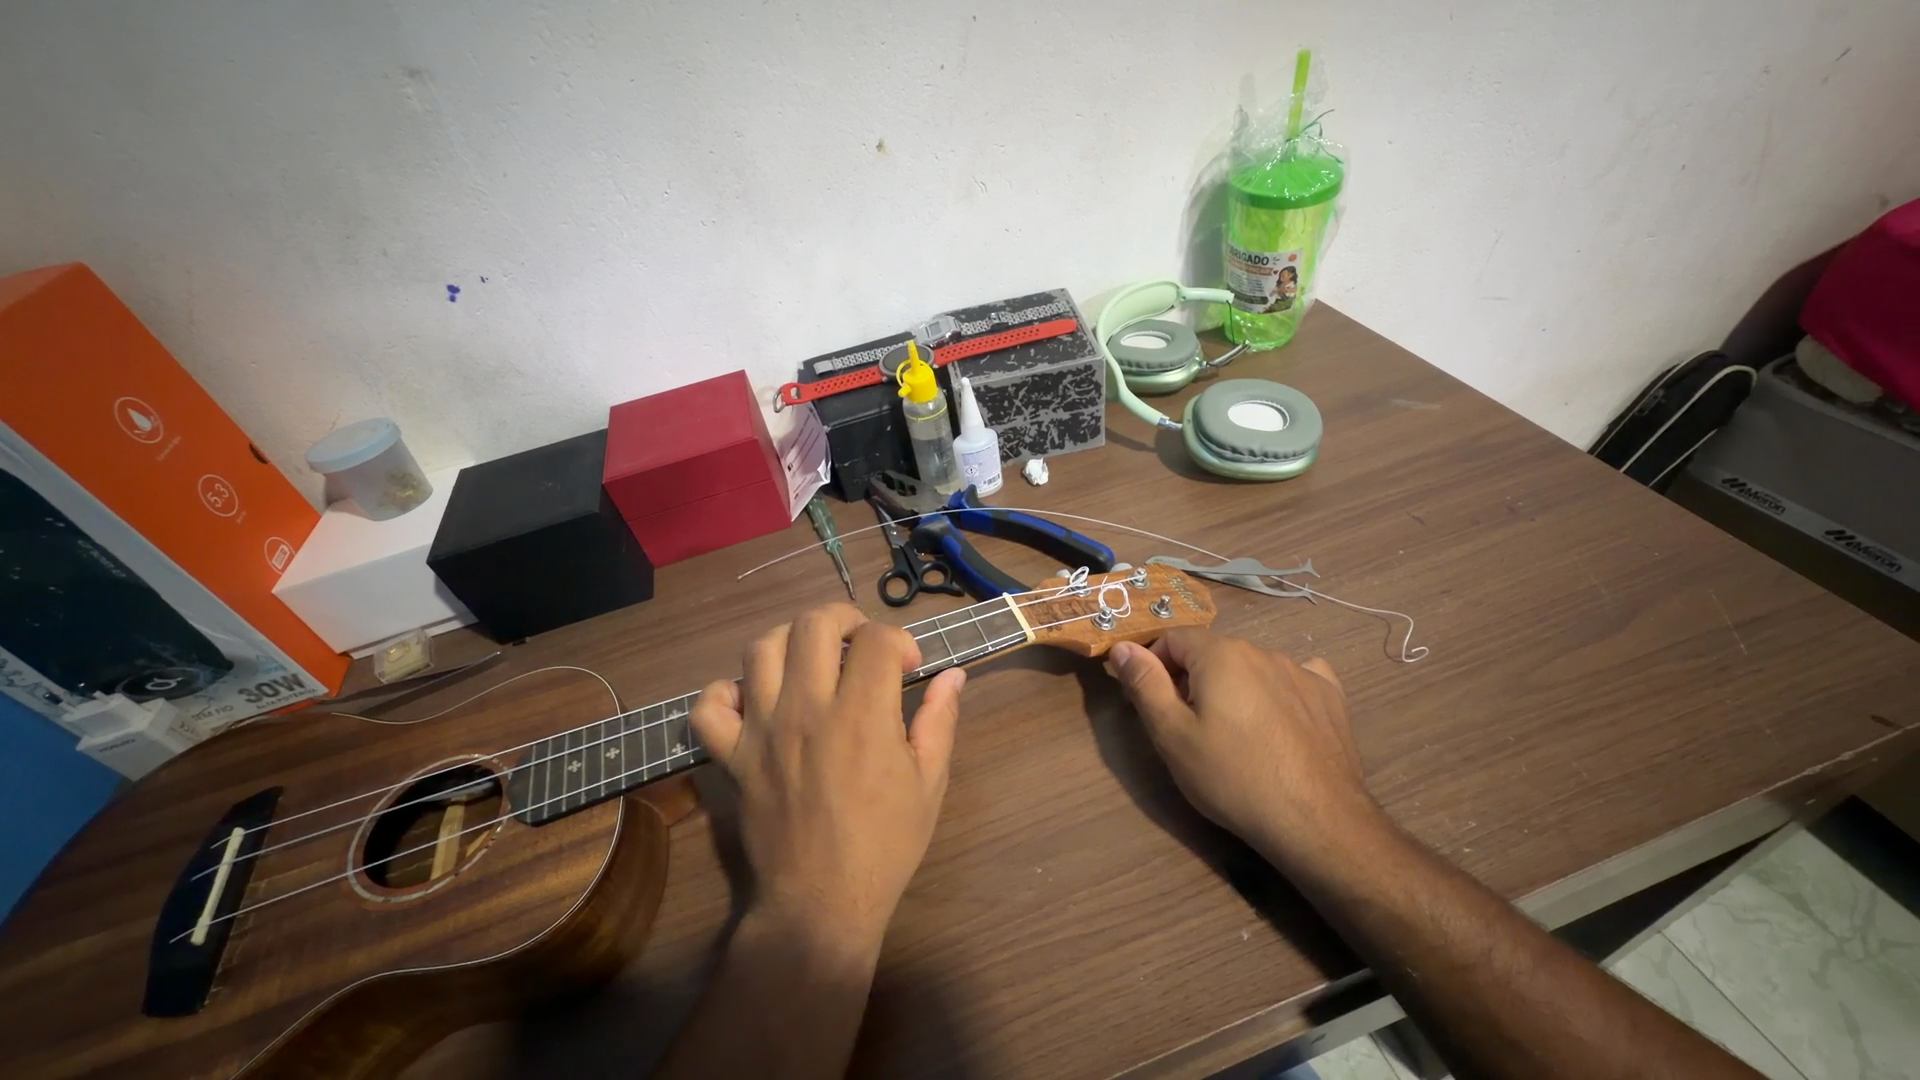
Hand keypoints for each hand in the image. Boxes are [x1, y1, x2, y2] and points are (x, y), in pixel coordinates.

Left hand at [690, 603, 966, 955]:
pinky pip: (709, 706)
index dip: (898, 640)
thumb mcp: (930, 783)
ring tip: (811, 660)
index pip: (875, 638)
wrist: (821, 902)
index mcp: (862, 715)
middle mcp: (807, 709)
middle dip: (843, 618)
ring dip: (789, 641)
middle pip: (812, 624)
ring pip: (760, 649)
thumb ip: (940, 720)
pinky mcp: (732, 756)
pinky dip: (726, 691)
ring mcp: (762, 730)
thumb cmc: (885, 844)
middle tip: (860, 644)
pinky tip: (755, 698)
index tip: (908, 666)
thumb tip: (952, 675)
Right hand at [1103, 629, 1383, 863]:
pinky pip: (1294, 679)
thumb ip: (1145, 685)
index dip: (1153, 664)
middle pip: (1212, 652)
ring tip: (1232, 734)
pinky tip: (1278, 720)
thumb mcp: (1172, 736)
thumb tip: (1122, 647)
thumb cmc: (1233, 778)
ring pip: (1251, 667)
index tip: (1151, 701)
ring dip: (1232, 687)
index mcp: (1220, 655)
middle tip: (1186, 725)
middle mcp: (1262, 651)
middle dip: (1191, 678)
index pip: (1173, 638)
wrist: (1317, 821)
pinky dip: (1277, 691)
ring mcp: (1302, 672)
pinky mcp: (1330, 697)